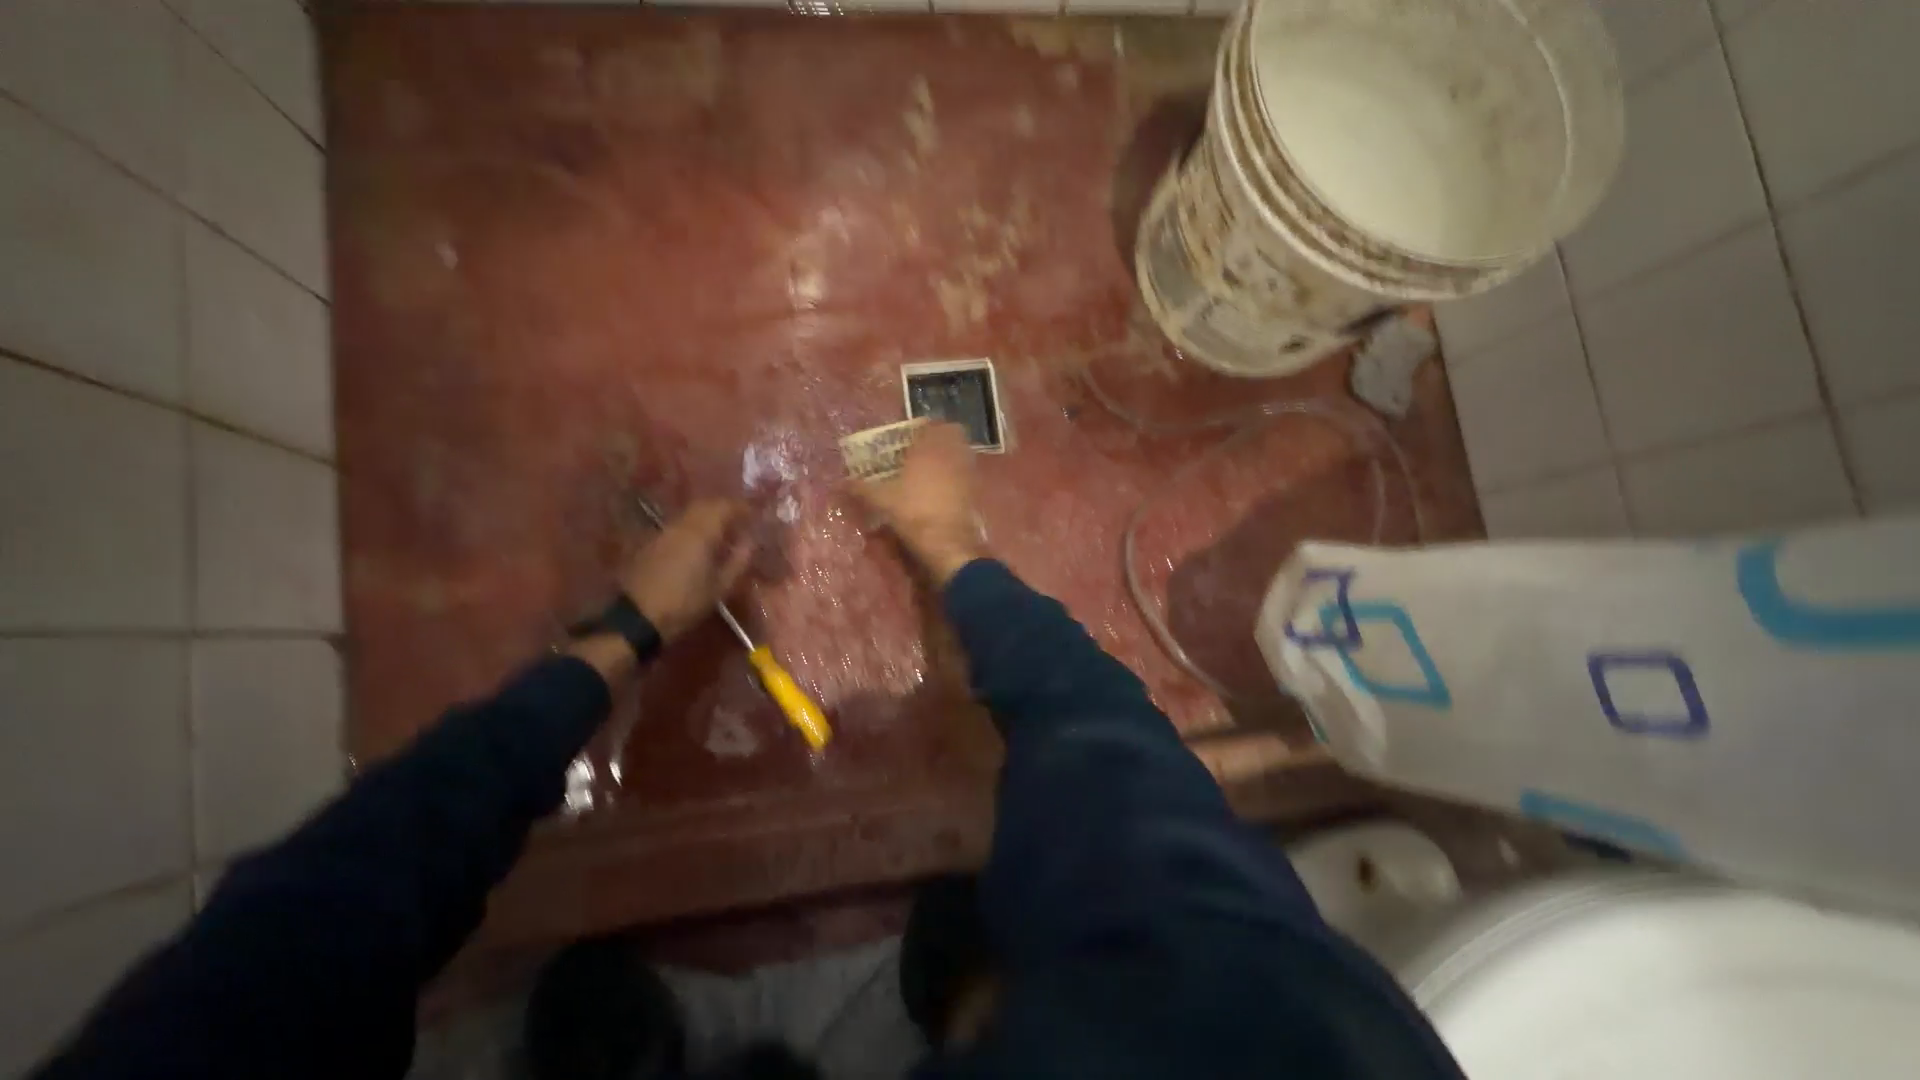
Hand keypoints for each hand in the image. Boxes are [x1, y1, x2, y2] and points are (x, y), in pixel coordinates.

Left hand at [621, 498, 754, 640]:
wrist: (636, 617)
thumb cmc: (684, 604)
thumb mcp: (719, 588)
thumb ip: (738, 561)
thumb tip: (750, 542)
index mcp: (700, 532)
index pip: (725, 506)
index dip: (742, 507)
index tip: (755, 514)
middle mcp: (681, 525)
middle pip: (705, 504)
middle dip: (724, 508)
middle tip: (740, 519)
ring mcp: (663, 532)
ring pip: (689, 514)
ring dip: (707, 516)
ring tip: (722, 532)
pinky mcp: (651, 543)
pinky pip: (678, 525)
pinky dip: (693, 527)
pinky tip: (699, 544)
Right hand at [852, 421, 986, 584]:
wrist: (947, 541)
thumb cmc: (913, 512)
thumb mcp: (882, 501)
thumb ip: (861, 489)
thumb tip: (839, 483)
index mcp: (929, 447)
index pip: (931, 424)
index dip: (922, 427)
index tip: (910, 435)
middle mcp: (951, 452)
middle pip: (953, 432)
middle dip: (940, 436)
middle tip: (923, 448)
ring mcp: (967, 470)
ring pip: (963, 450)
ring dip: (950, 453)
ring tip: (932, 467)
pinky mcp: (976, 488)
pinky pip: (968, 471)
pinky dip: (958, 474)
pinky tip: (944, 487)